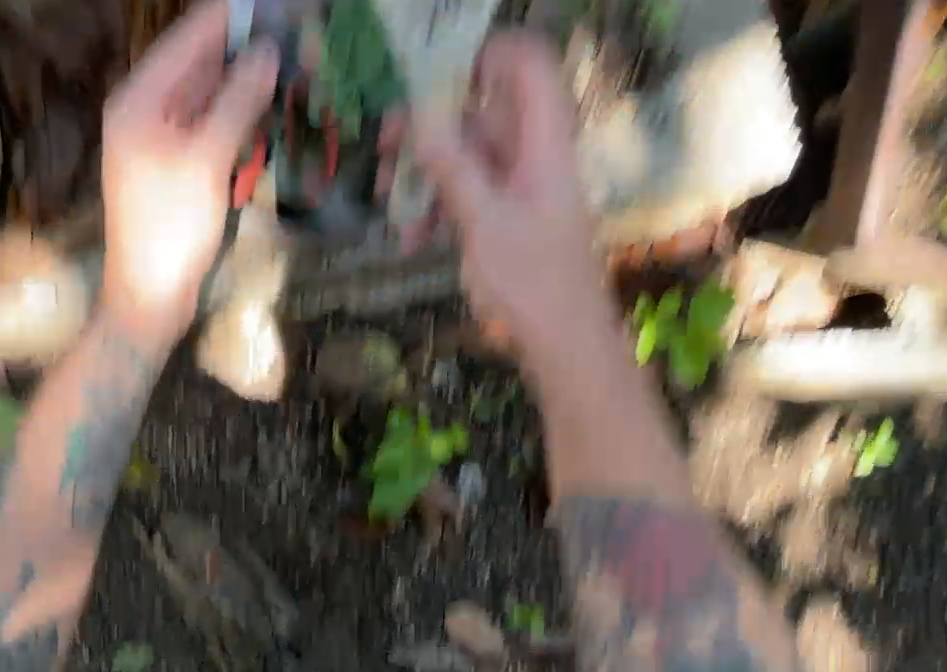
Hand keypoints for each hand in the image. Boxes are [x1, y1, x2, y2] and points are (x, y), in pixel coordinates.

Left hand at [100, 0, 277, 341]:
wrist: (149, 298)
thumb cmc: (170, 230)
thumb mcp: (206, 160)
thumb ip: (238, 100)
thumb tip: (270, 51)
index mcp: (141, 97)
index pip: (196, 33)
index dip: (245, 18)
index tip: (293, 11)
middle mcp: (148, 108)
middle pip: (206, 61)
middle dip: (254, 52)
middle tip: (307, 46)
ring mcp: (162, 139)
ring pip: (214, 95)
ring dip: (253, 87)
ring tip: (301, 75)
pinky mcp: (178, 167)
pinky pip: (213, 128)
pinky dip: (242, 121)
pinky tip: (273, 116)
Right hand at [412, 36, 617, 370]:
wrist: (561, 340)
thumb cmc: (533, 283)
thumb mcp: (486, 225)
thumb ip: (454, 171)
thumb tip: (421, 120)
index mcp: (543, 146)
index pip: (527, 69)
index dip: (486, 56)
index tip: (432, 73)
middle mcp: (531, 158)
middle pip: (481, 115)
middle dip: (431, 127)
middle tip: (384, 143)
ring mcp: (516, 190)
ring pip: (465, 160)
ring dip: (424, 177)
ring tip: (388, 200)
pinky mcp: (503, 220)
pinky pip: (464, 198)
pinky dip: (436, 211)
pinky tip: (412, 239)